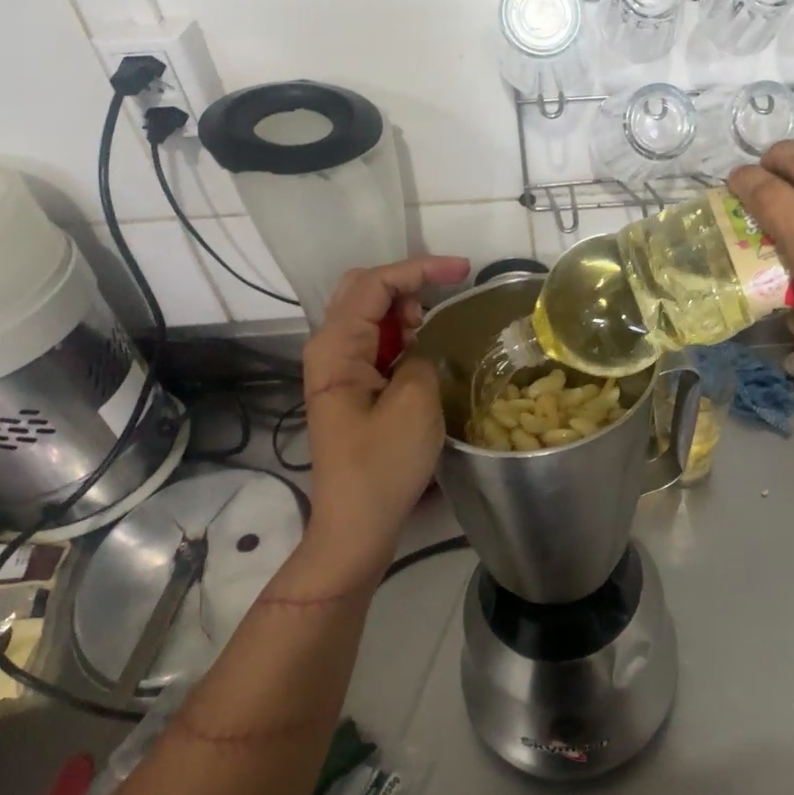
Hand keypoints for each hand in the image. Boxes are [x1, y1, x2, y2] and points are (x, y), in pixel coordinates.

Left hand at [299, 256, 471, 561]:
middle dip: (408, 284)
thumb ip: (420, 357)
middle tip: (447, 299)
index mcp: (335, 347)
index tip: (465, 271)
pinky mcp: (351, 389)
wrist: (355, 525)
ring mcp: (337, 370)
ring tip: (435, 330)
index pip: (374, 284)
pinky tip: (423, 350)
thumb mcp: (415, 404)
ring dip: (404, 311)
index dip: (420, 269)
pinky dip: (401, 336)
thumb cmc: (382, 465)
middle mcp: (328, 349)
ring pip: (369, 315)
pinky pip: (375, 344)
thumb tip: (420, 349)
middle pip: (363, 290)